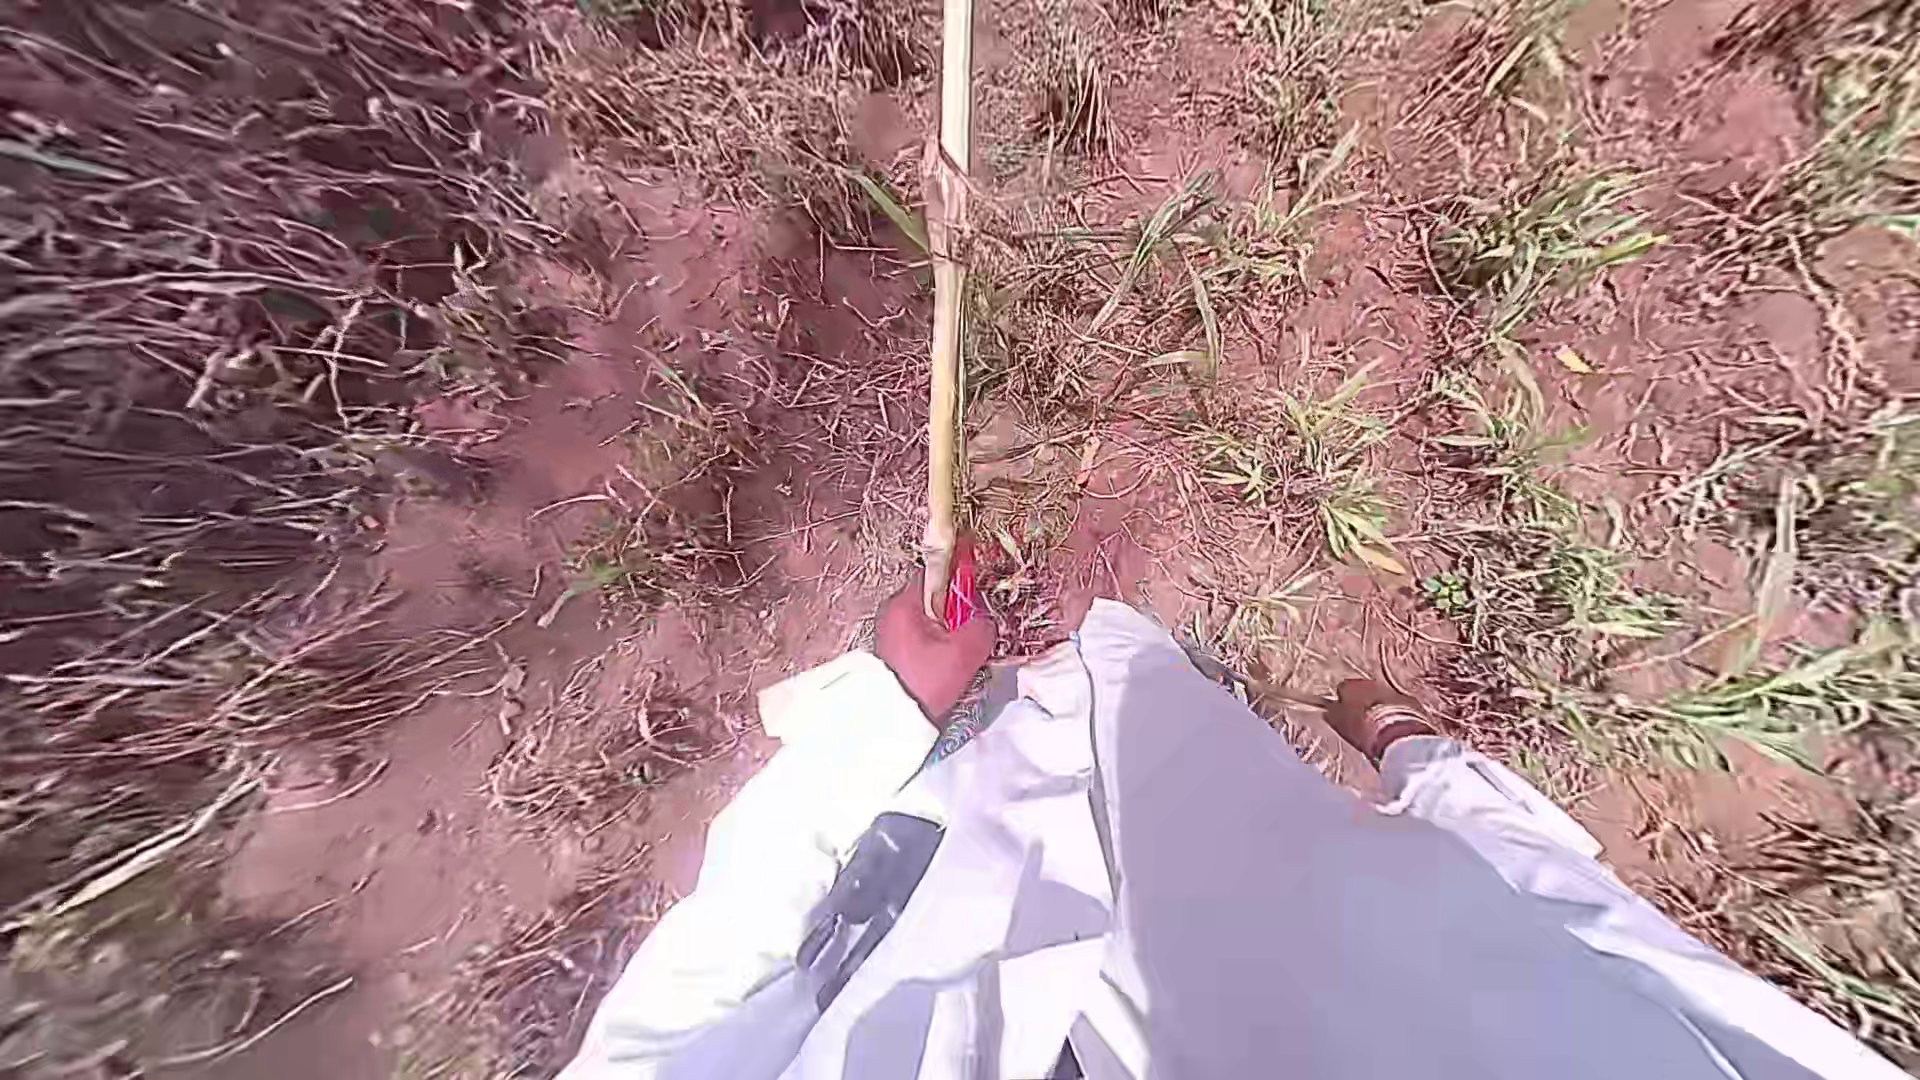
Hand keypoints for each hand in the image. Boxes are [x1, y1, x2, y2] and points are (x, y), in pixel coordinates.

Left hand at [873, 582, 994, 720]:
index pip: (935, 575)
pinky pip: (925, 641)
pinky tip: (951, 666)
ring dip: (951, 635)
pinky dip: (940, 649)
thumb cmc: (924, 683)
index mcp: (904, 605)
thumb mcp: (963, 653)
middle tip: (976, 629)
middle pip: (936, 601)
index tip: (979, 595)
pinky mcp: (896, 656)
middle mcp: (893, 615)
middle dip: (960, 614)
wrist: (893, 725)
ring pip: (932, 623)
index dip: (961, 580)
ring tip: (966, 652)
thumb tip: (986, 620)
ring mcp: (892, 636)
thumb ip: (981, 627)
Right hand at [1325, 678, 1433, 762]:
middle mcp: (1371, 683)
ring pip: (1382, 696)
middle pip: (1364, 690)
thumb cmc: (1362, 727)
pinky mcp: (1411, 701)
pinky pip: (1400, 704)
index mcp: (1349, 686)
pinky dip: (1397, 711)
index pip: (1342, 688)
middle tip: (1362, 718)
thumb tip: (1327, 710)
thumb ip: (1332, 714)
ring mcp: (1392, 691)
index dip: (1343, 701)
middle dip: (1364, 701)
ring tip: (1380, 723)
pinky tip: (1395, 725)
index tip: (1344, 712)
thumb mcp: (1339, 723)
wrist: (1396, 733)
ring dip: (1380, 705)